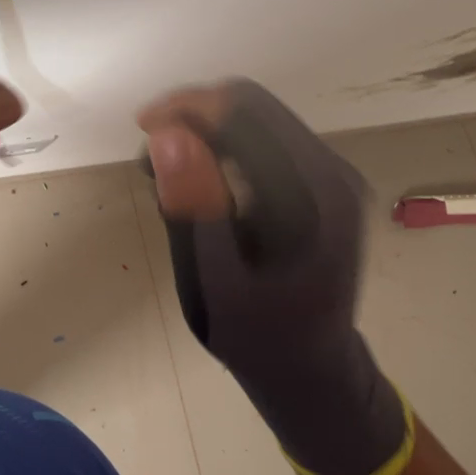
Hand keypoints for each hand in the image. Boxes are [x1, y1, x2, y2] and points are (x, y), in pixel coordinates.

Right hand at [139, 79, 411, 474]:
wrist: (308, 369)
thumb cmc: (257, 334)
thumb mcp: (214, 280)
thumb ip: (195, 206)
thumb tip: (168, 133)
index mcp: (317, 190)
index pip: (245, 109)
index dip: (188, 107)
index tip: (143, 130)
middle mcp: (331, 170)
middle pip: (249, 105)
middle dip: (191, 119)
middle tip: (153, 163)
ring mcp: (328, 174)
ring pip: (251, 117)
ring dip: (202, 135)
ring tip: (172, 185)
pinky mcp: (316, 181)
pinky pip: (259, 138)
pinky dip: (218, 150)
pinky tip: (199, 188)